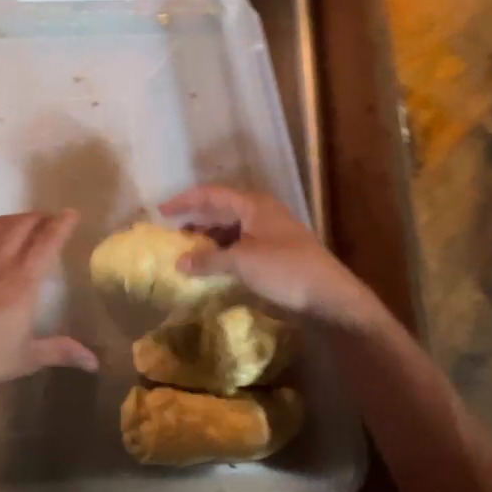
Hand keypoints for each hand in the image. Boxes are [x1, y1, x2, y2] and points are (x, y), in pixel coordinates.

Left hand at [0, 210, 98, 396]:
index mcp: (23, 282)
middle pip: (23, 225)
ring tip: (26, 222)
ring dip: (15, 217)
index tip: (72, 214)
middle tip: (51, 219)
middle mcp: (0, 262)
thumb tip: (94, 363)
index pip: (47, 243)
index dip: (61, 225)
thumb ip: (62, 352)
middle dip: (41, 217)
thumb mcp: (28, 357)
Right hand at [159, 185, 379, 322]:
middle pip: (221, 210)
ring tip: (188, 253)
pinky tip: (213, 267)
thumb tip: (179, 262)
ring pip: (231, 229)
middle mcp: (261, 213)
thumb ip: (208, 259)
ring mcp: (270, 233)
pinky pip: (241, 245)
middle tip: (172, 234)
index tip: (161, 211)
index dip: (184, 201)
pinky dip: (223, 253)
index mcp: (253, 205)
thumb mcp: (242, 262)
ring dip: (209, 239)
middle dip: (195, 221)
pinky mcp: (276, 253)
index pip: (211, 194)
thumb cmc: (285, 269)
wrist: (330, 297)